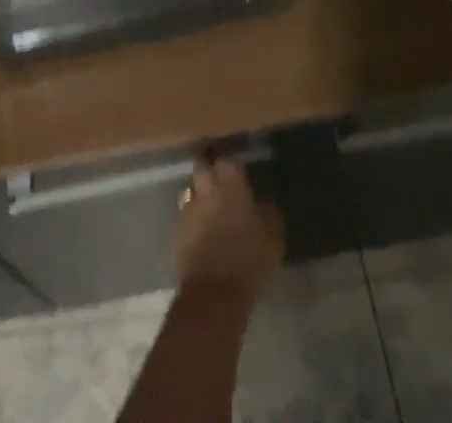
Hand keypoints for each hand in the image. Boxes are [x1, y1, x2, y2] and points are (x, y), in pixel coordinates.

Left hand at [175, 158, 285, 300]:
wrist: (214, 292)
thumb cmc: (250, 260)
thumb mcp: (273, 237)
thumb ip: (268, 213)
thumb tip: (263, 202)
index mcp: (231, 188)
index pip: (226, 161)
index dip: (229, 159)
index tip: (234, 161)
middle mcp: (206, 192)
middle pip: (201, 167)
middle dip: (207, 165)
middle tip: (218, 170)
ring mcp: (188, 211)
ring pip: (191, 189)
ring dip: (199, 190)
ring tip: (210, 198)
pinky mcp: (178, 231)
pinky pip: (185, 213)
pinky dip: (193, 214)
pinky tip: (202, 223)